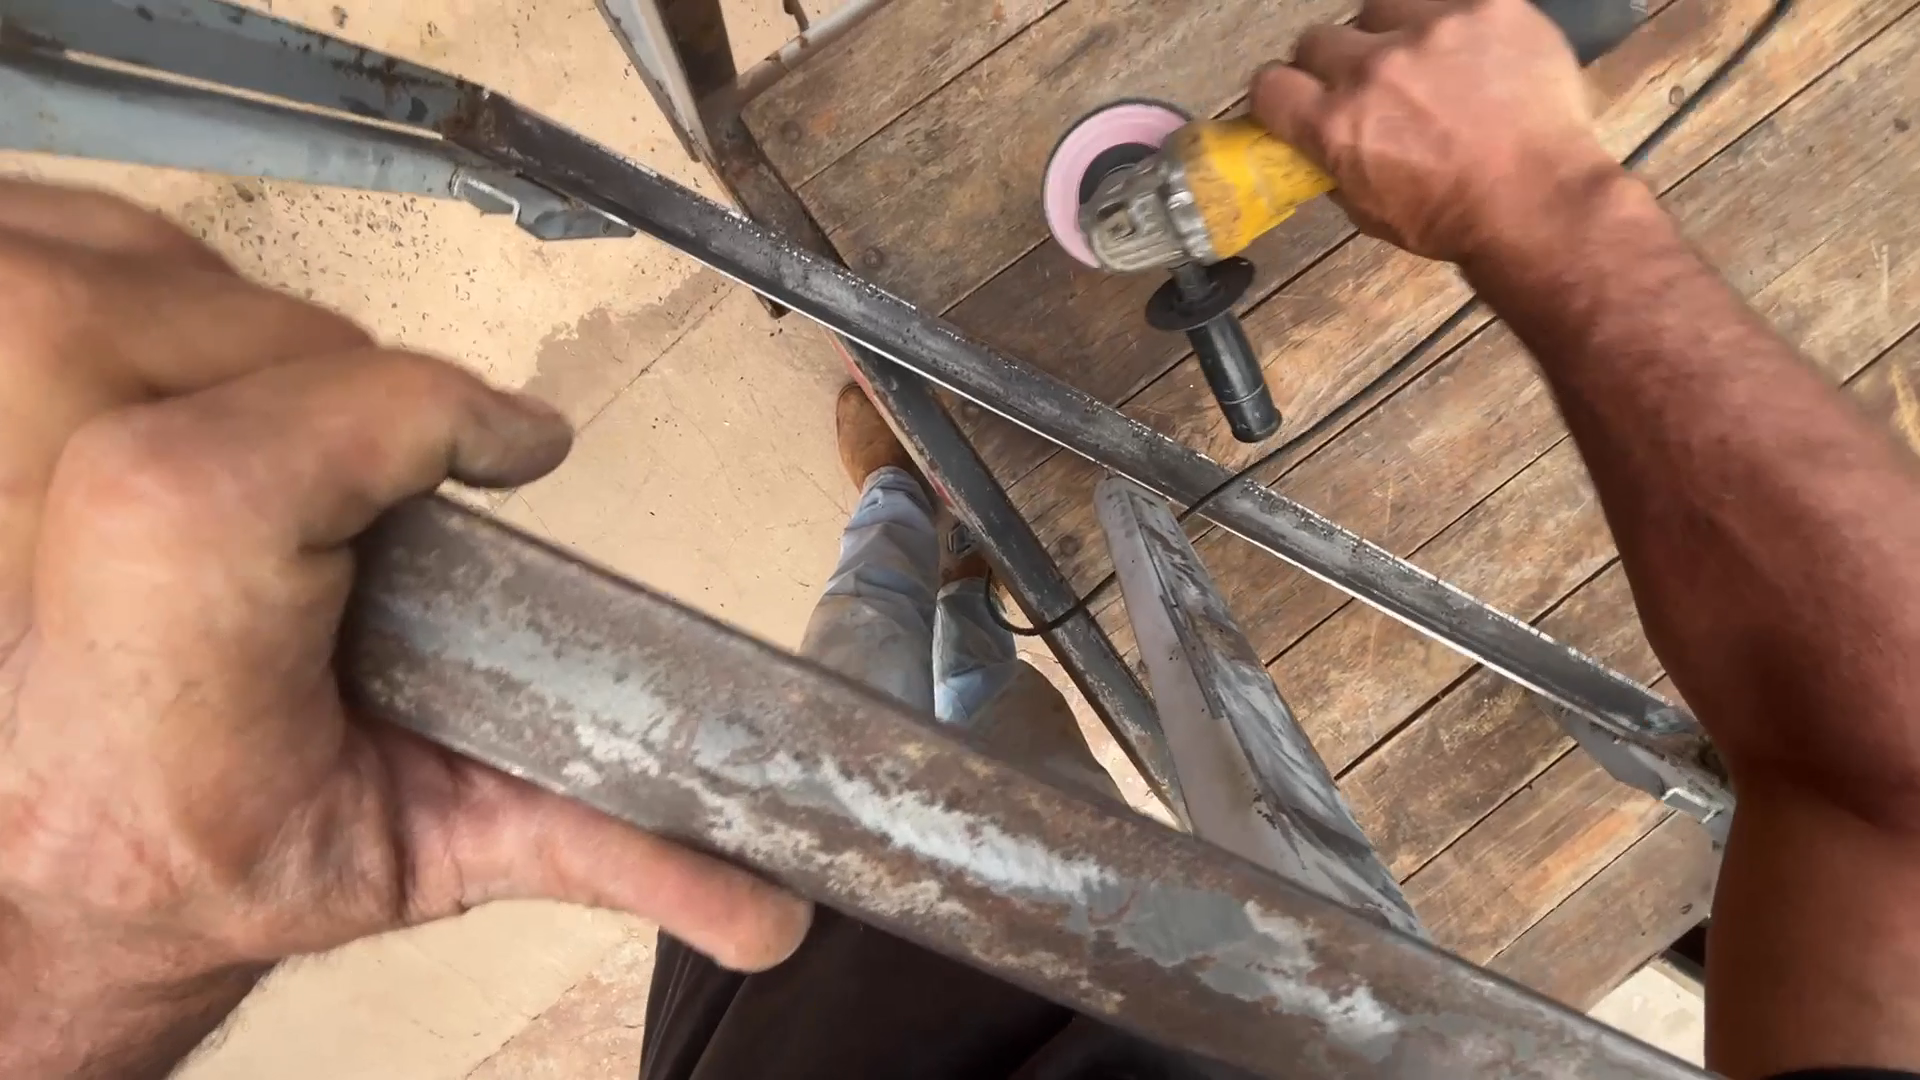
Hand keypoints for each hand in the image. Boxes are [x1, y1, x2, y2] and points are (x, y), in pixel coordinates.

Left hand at [0, 181, 809, 1075]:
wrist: (41, 869)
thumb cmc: (234, 864)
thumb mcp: (451, 858)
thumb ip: (621, 857)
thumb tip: (781, 910)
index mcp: (151, 739)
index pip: (208, 496)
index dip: (392, 419)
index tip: (520, 443)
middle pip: (106, 345)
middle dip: (301, 362)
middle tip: (394, 434)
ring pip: (48, 282)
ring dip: (212, 313)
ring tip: (302, 400)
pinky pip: (10, 254)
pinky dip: (108, 271)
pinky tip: (187, 362)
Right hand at [1251, 0, 1622, 262]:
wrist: (1531, 197)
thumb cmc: (1442, 218)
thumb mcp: (1363, 209)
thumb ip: (1334, 165)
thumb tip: (1323, 145)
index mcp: (1333, 125)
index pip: (1269, 86)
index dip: (1273, 94)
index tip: (1288, 100)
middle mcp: (1371, 69)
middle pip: (1315, 40)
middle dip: (1324, 64)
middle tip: (1351, 83)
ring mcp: (1430, 30)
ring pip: (1375, 6)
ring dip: (1379, 31)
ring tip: (1408, 57)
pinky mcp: (1487, 6)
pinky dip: (1442, 22)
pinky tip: (1460, 50)